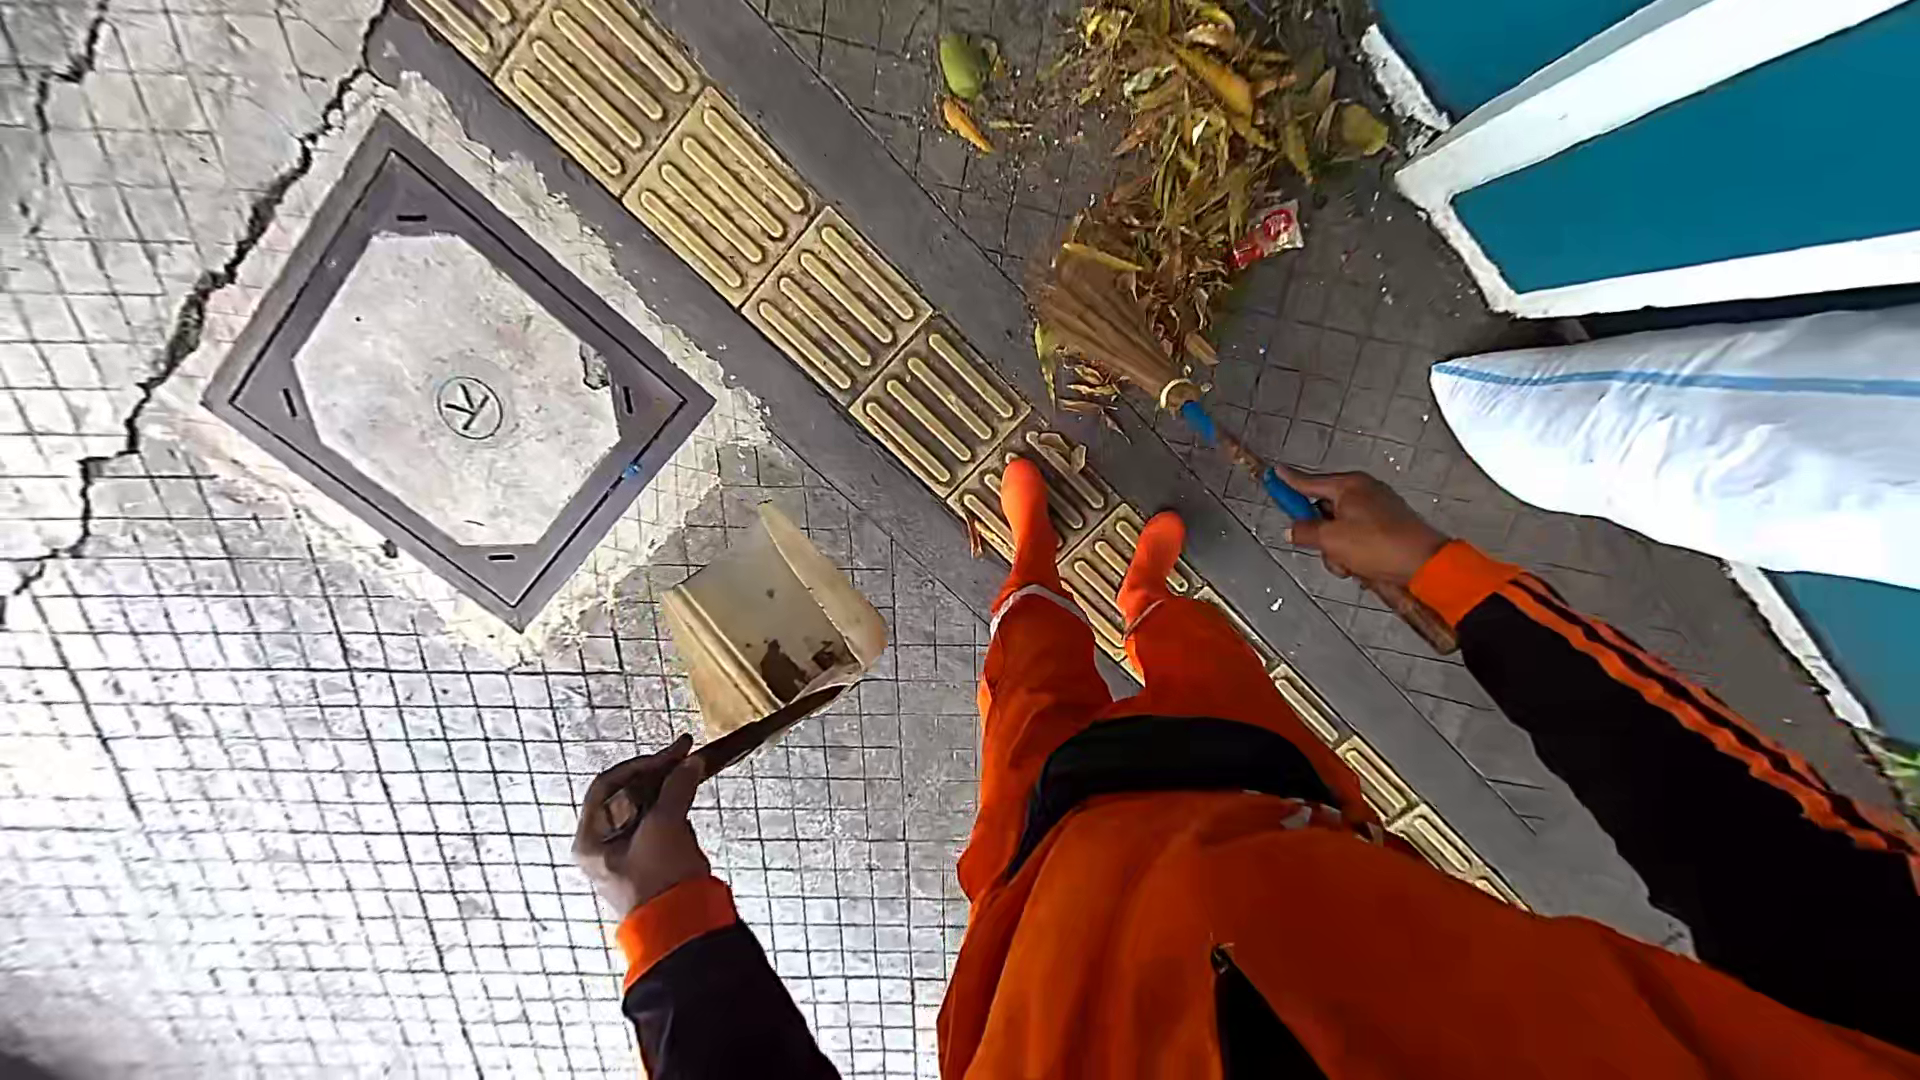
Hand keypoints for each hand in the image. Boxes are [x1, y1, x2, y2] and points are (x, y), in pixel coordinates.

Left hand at [574, 734, 711, 914]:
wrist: (682, 920)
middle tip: (685, 754)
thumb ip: (676, 787)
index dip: (641, 764)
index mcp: (591, 838)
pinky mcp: (650, 855)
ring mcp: (626, 850)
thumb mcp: (665, 824)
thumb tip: (690, 762)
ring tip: (690, 772)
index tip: (672, 754)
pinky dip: (672, 803)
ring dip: (667, 785)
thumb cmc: (661, 877)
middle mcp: (603, 843)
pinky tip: (688, 796)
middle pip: (626, 792)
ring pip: (643, 803)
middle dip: (657, 772)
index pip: (608, 784)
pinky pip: (657, 818)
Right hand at [1277, 466, 1449, 586]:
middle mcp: (1363, 492)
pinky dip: (1351, 551)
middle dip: (1317, 532)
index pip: (1307, 481)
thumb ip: (1304, 531)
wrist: (1424, 565)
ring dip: (1334, 548)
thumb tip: (1293, 530)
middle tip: (1321, 546)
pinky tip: (1359, 564)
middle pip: (1321, 508)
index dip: (1287, 480)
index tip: (1273, 473)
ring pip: (1336, 527)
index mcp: (1349, 486)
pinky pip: (1354, 536)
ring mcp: (1376, 508)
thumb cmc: (1379, 545)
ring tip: (1347, 562)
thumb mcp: (1330, 539)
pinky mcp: (1385, 525)